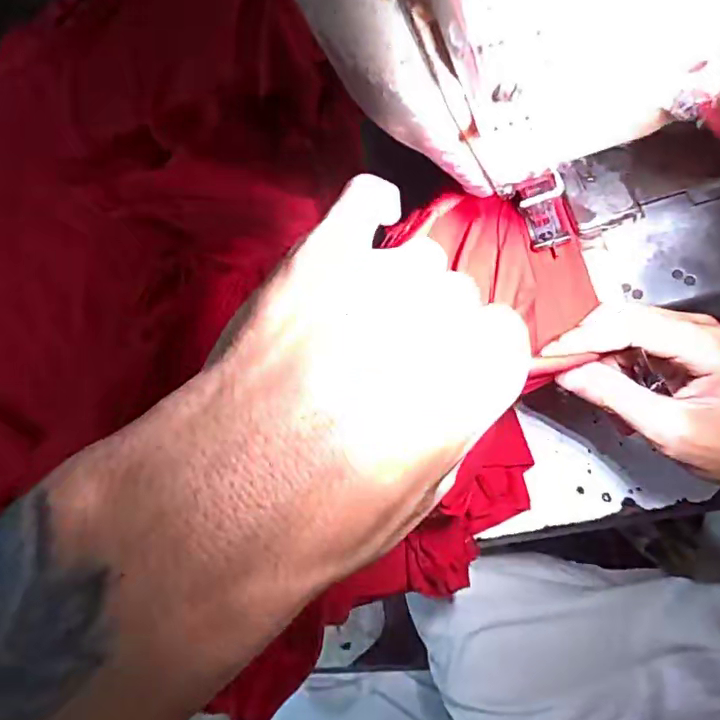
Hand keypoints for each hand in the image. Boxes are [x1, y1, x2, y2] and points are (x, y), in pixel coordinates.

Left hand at [118, 175, 531, 584]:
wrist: (213, 498)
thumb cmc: (313, 521)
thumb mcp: (417, 500)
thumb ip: (456, 425)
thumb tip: (457, 386)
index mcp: (472, 383)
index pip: (505, 333)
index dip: (476, 353)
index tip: (450, 365)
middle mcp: (436, 320)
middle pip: (458, 293)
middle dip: (432, 325)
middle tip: (385, 358)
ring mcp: (375, 279)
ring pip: (416, 259)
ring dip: (395, 286)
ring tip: (350, 323)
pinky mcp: (318, 255)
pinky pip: (366, 198)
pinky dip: (373, 206)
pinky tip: (369, 226)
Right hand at [540, 304, 719, 508]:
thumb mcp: (670, 432)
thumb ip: (616, 398)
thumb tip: (568, 372)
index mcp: (707, 344)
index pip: (630, 326)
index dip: (584, 338)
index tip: (550, 354)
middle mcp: (699, 328)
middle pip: (624, 317)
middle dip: (586, 340)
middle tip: (555, 364)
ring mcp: (690, 332)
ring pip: (625, 324)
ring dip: (598, 349)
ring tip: (584, 378)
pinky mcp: (680, 343)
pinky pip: (634, 337)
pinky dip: (612, 355)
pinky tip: (606, 377)